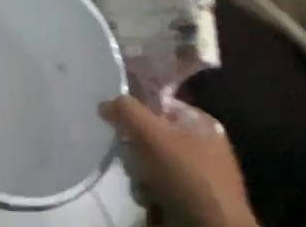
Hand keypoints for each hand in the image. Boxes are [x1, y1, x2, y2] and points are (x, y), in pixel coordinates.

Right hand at [101, 96, 256, 226]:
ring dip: (138, 173)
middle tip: (133, 160)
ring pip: (150, 163)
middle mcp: (201, 145)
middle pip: (150, 135)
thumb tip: (104, 105)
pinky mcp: (188, 200)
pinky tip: (149, 200)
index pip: (157, 104)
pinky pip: (157, 186)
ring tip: (142, 185)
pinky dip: (148, 192)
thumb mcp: (152, 133)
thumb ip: (126, 110)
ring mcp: (196, 175)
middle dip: (135, 149)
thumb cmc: (186, 175)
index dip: (136, 113)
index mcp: (200, 122)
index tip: (122, 127)